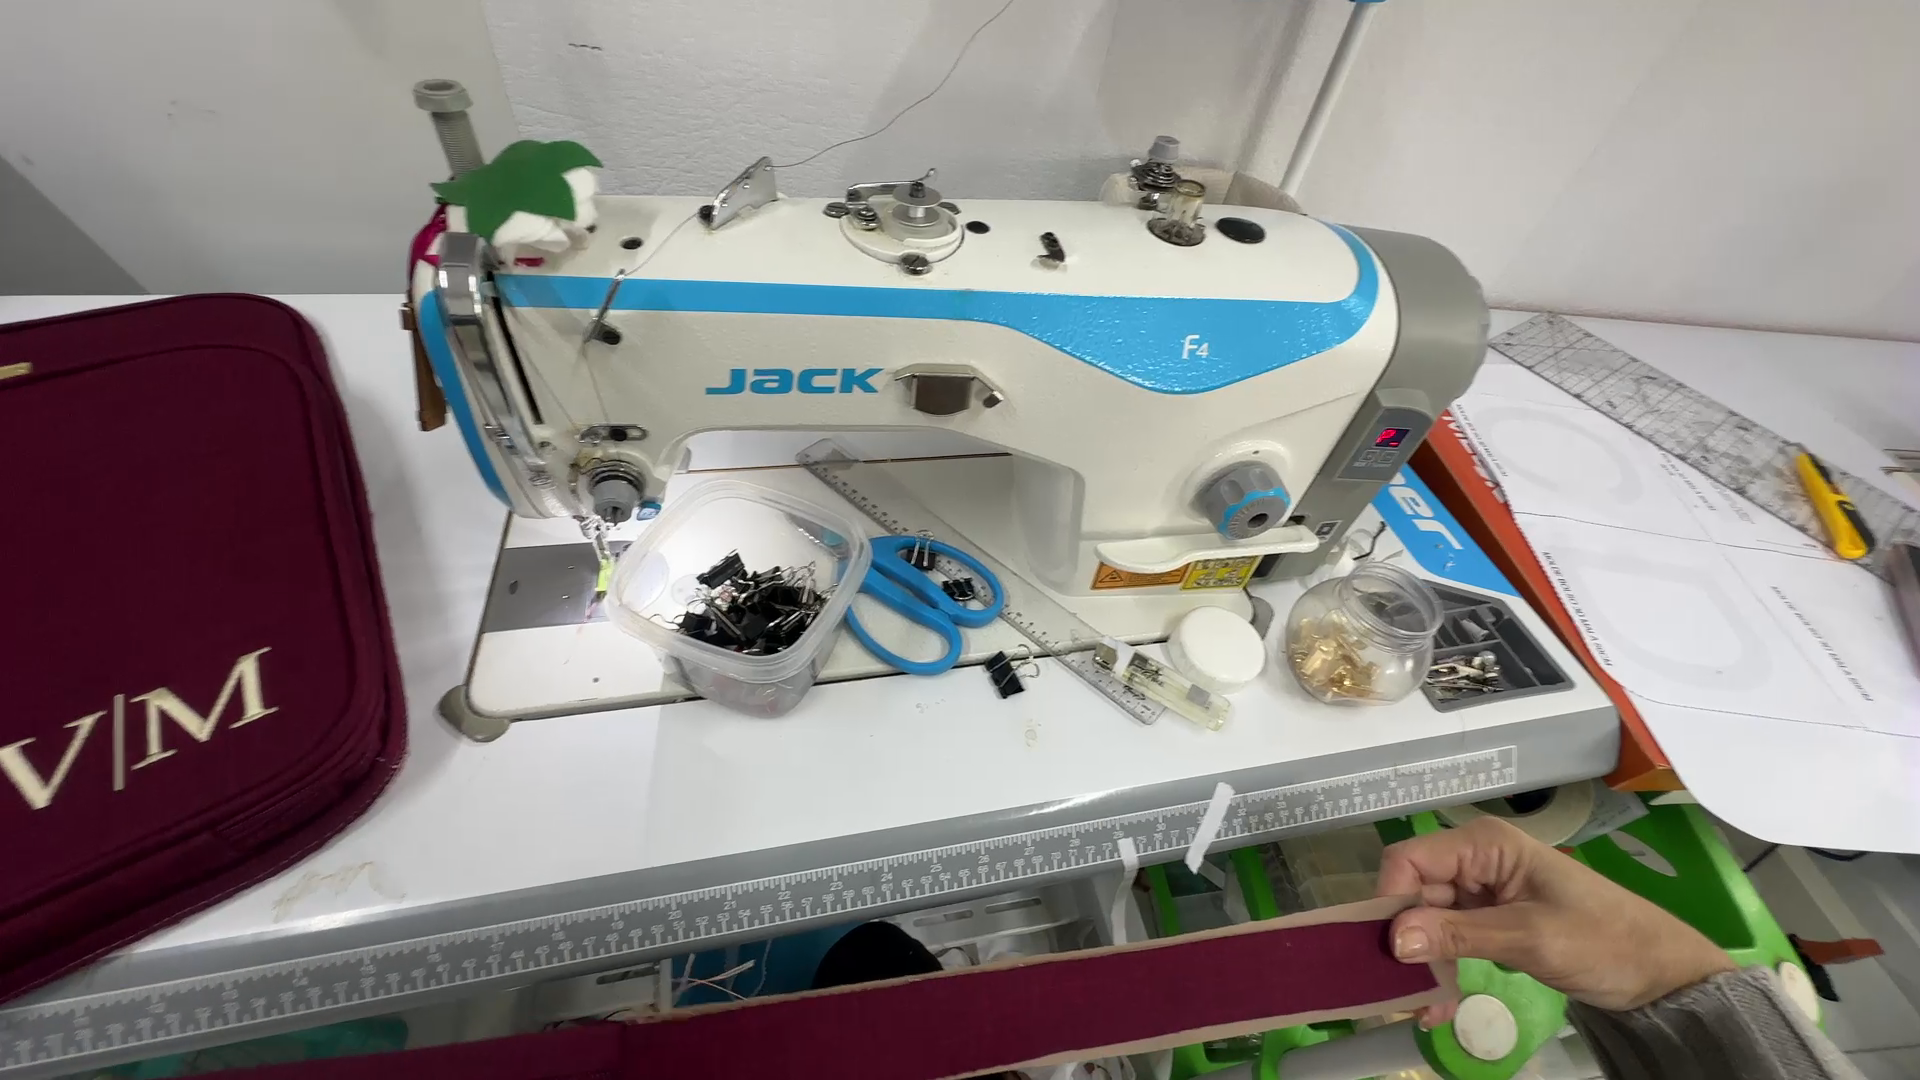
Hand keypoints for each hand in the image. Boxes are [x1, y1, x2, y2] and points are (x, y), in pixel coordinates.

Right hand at [1376, 816, 1735, 1023]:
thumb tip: (1394, 940)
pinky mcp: (1488, 917)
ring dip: (1423, 960)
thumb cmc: (1606, 942)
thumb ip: (1459, 935)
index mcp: (1482, 844)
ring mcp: (1480, 888)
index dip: (1391, 898)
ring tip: (1420, 1006)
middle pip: (1415, 891)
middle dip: (1406, 938)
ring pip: (1427, 919)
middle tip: (1397, 986)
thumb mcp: (1532, 939)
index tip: (1387, 947)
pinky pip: (1449, 937)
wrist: (1669, 980)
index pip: (1410, 860)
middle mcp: (1473, 859)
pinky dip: (1442, 967)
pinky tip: (1438, 1004)